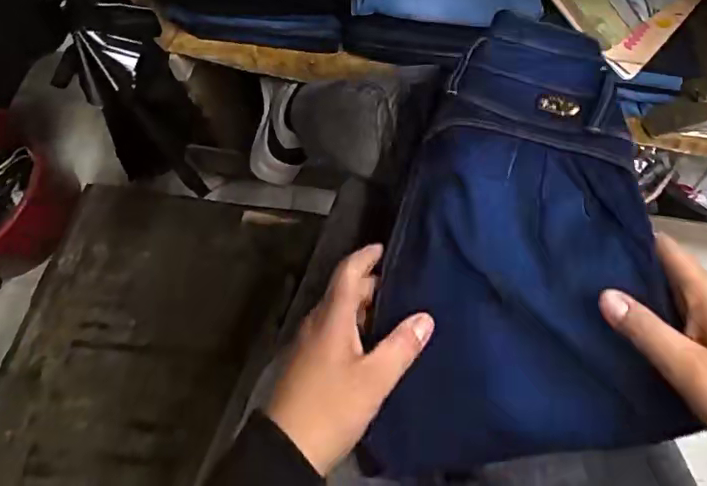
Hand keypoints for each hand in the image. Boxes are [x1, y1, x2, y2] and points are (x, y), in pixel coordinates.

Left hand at [265, 243, 433, 474]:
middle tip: (400, 286)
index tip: (384, 248)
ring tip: (390, 314)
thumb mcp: (374, 379)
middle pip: (343, 292)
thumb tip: (425, 317)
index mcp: (331, 318)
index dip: (366, 256)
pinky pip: (330, 333)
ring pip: (336, 314)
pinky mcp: (304, 369)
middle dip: (370, 285)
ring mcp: (306, 348)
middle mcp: (315, 325)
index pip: (348, 272)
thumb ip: (401, 346)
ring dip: (361, 308)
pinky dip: (351, 328)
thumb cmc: (330, 408)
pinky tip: (368, 345)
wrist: (281, 457)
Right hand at [600, 234, 706, 485]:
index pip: (668, 248)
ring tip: (612, 303)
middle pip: (673, 270)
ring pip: (683, 295)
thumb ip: (647, 331)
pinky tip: (649, 335)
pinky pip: (694, 315)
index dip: (637, 238)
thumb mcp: (689, 371)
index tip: (602, 237)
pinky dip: (669, 317)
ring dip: (652, 296)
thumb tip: (606, 293)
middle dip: (638, 270)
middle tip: (594, 277)